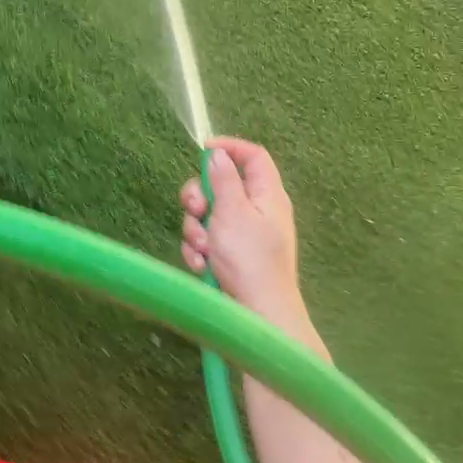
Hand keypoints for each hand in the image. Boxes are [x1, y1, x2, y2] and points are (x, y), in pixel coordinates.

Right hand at [181, 137, 301, 318]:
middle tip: (196, 210)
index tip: (202, 151)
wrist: (258, 315)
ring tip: (203, 249)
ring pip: (206, 214)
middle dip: (199, 197)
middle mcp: (256, 211)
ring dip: (196, 229)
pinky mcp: (229, 255)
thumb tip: (218, 154)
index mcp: (267, 196)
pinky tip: (202, 265)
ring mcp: (242, 234)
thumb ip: (223, 179)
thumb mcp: (233, 212)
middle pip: (219, 184)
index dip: (229, 147)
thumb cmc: (249, 259)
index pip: (253, 156)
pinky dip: (199, 250)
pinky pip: (205, 239)